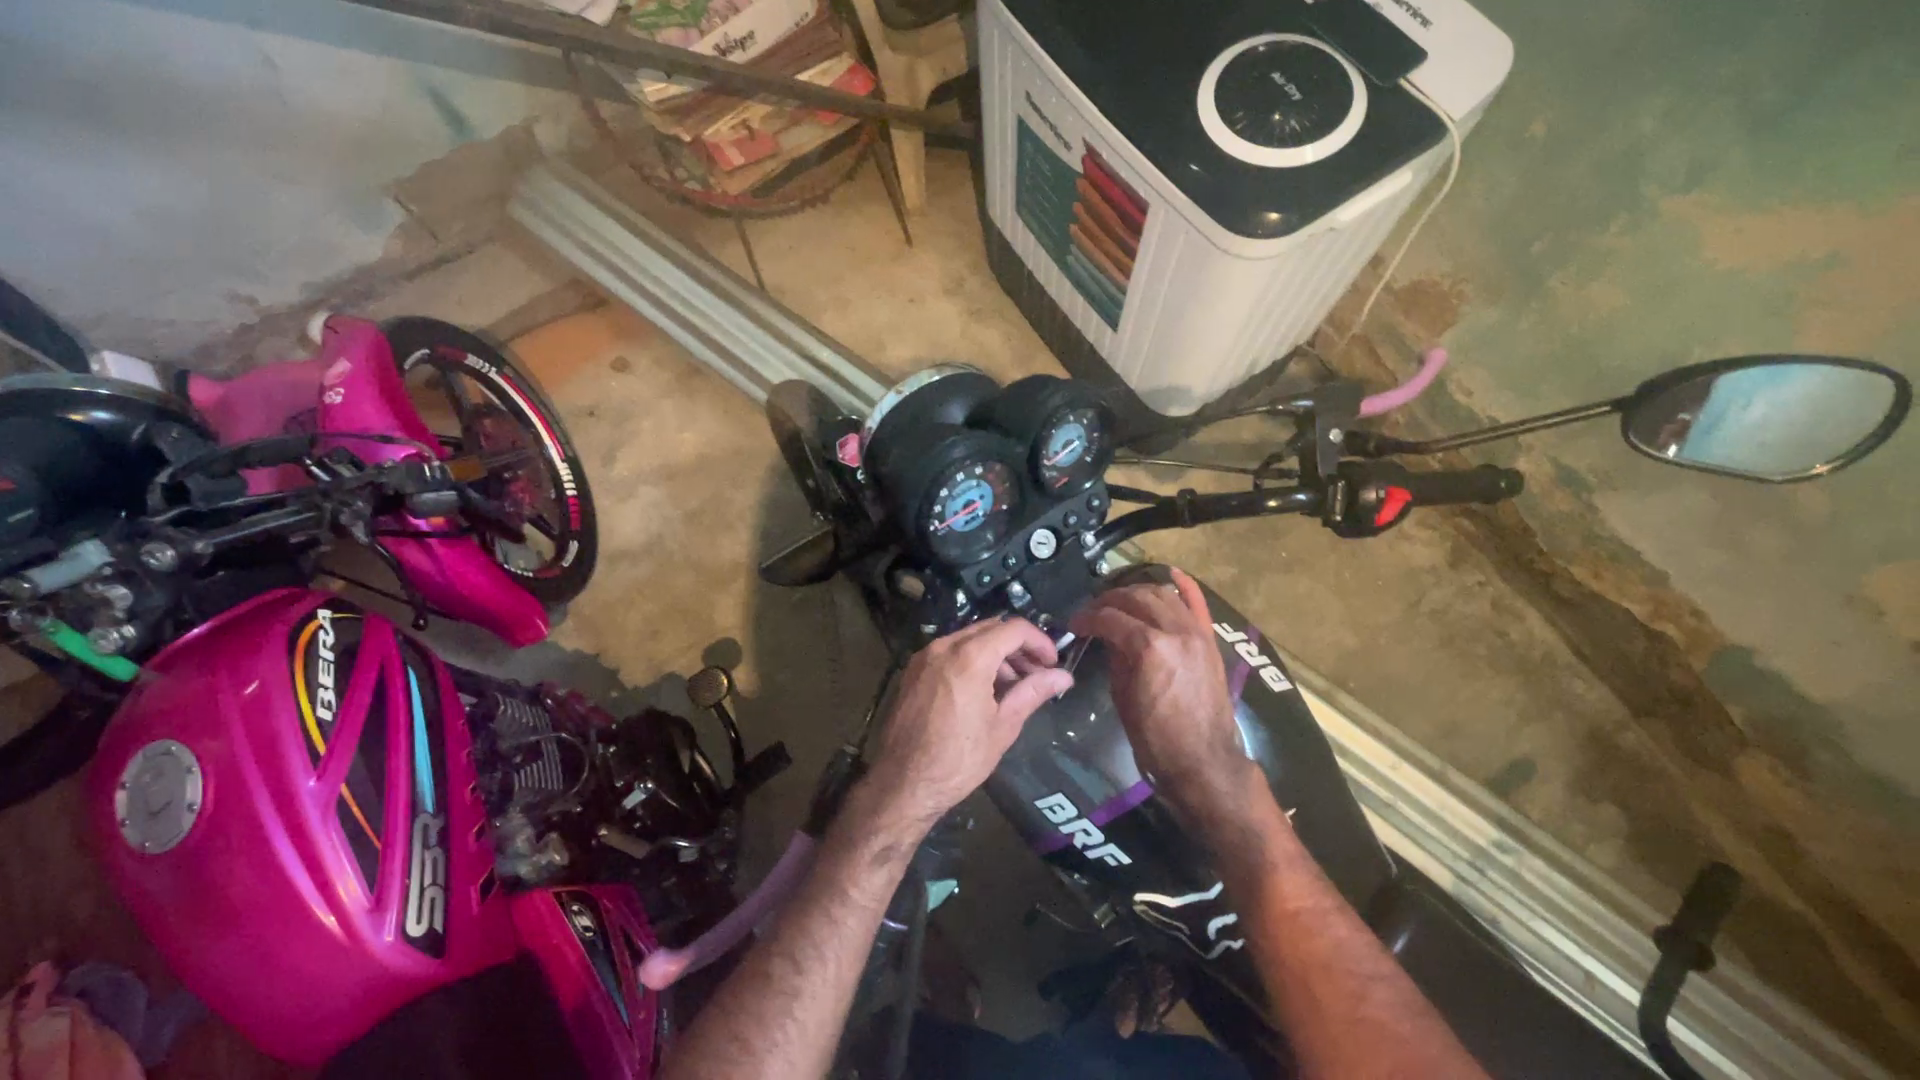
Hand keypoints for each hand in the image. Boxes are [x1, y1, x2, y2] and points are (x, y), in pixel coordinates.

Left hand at [864, 618, 1073, 829]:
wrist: (903, 784)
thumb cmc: (958, 760)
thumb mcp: (1003, 726)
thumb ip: (1033, 692)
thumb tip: (1064, 677)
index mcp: (969, 657)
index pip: (1013, 629)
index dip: (1040, 641)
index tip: (1053, 663)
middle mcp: (943, 647)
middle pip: (990, 628)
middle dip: (1018, 647)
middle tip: (1037, 674)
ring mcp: (923, 657)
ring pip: (969, 639)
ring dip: (995, 653)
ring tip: (1013, 687)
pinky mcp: (912, 671)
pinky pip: (949, 652)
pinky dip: (971, 660)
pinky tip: (983, 690)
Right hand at [1069, 568, 1244, 809]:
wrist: (1203, 761)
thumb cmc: (1155, 739)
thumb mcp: (1123, 698)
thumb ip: (1116, 659)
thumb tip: (1109, 638)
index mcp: (1149, 647)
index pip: (1110, 618)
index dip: (1088, 618)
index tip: (1075, 624)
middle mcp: (1175, 631)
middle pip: (1136, 598)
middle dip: (1110, 600)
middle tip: (1094, 611)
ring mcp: (1196, 633)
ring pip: (1164, 595)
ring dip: (1138, 592)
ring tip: (1121, 601)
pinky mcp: (1210, 641)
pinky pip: (1199, 604)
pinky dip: (1185, 586)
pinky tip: (1171, 573)